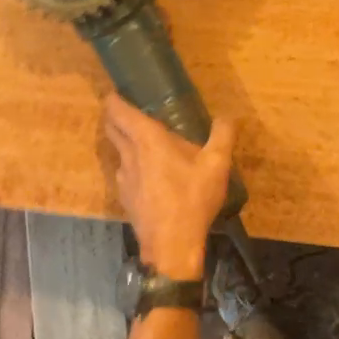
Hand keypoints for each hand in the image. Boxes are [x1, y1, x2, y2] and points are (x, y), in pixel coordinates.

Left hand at [103, 94, 236, 280]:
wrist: (172, 245)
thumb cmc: (192, 199)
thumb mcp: (217, 165)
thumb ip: (222, 135)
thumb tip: (227, 116)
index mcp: (147, 139)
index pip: (116, 110)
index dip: (114, 99)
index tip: (119, 93)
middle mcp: (129, 154)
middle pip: (111, 128)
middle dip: (116, 117)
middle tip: (132, 113)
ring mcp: (123, 178)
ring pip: (118, 152)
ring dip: (126, 144)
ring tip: (146, 145)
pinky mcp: (125, 198)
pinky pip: (125, 174)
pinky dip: (133, 168)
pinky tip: (150, 177)